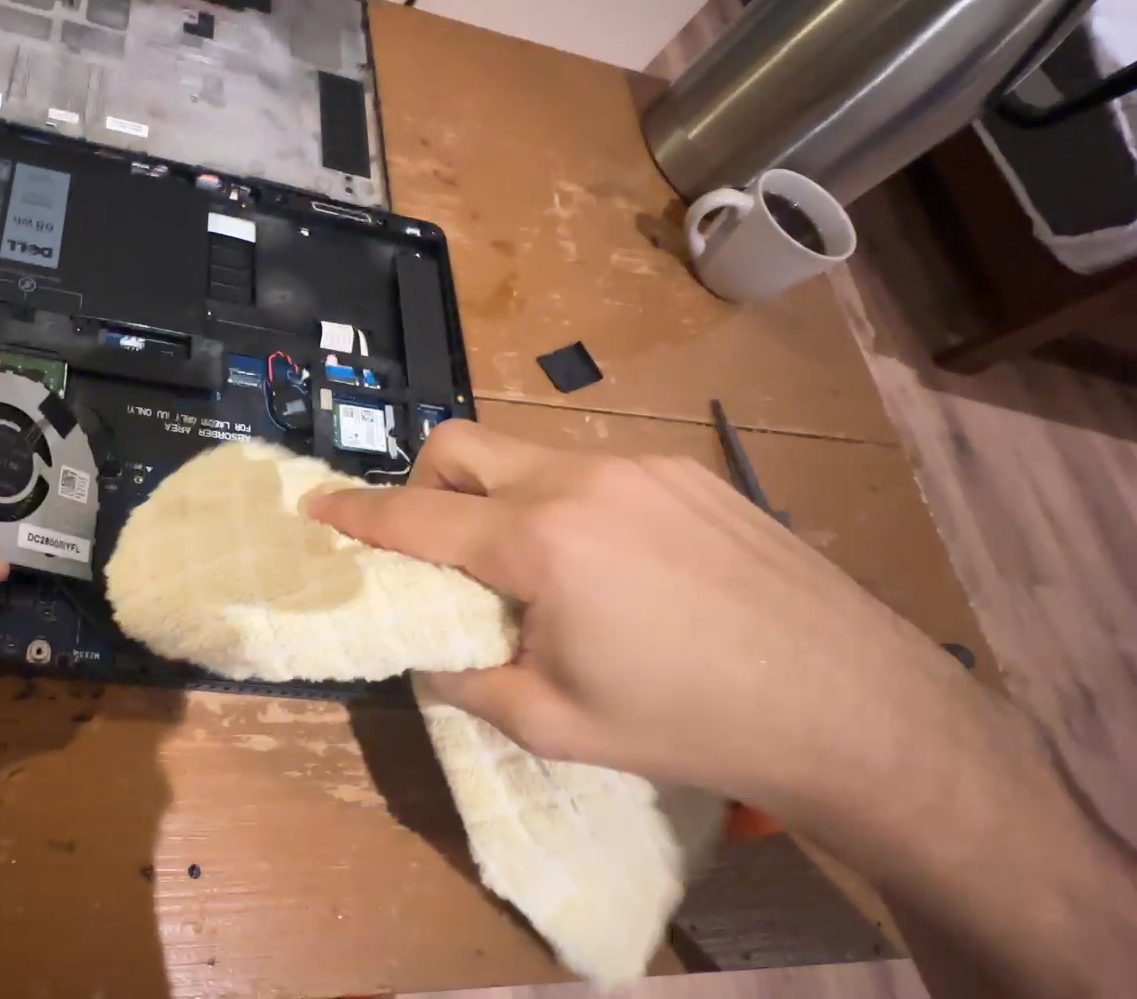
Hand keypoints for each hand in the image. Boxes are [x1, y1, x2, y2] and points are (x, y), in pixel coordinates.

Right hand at [305, 420, 981, 808]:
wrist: (855, 708)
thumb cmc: (689, 725)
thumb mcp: (552, 723)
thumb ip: (466, 679)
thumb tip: (429, 652)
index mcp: (539, 544)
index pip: (415, 516)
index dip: (355, 513)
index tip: (314, 506)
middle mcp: (579, 483)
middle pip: (459, 444)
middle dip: (423, 481)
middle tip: (435, 540)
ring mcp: (637, 467)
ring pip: (523, 453)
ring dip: (494, 495)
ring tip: (530, 563)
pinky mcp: (683, 472)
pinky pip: (586, 469)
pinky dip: (557, 502)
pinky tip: (607, 562)